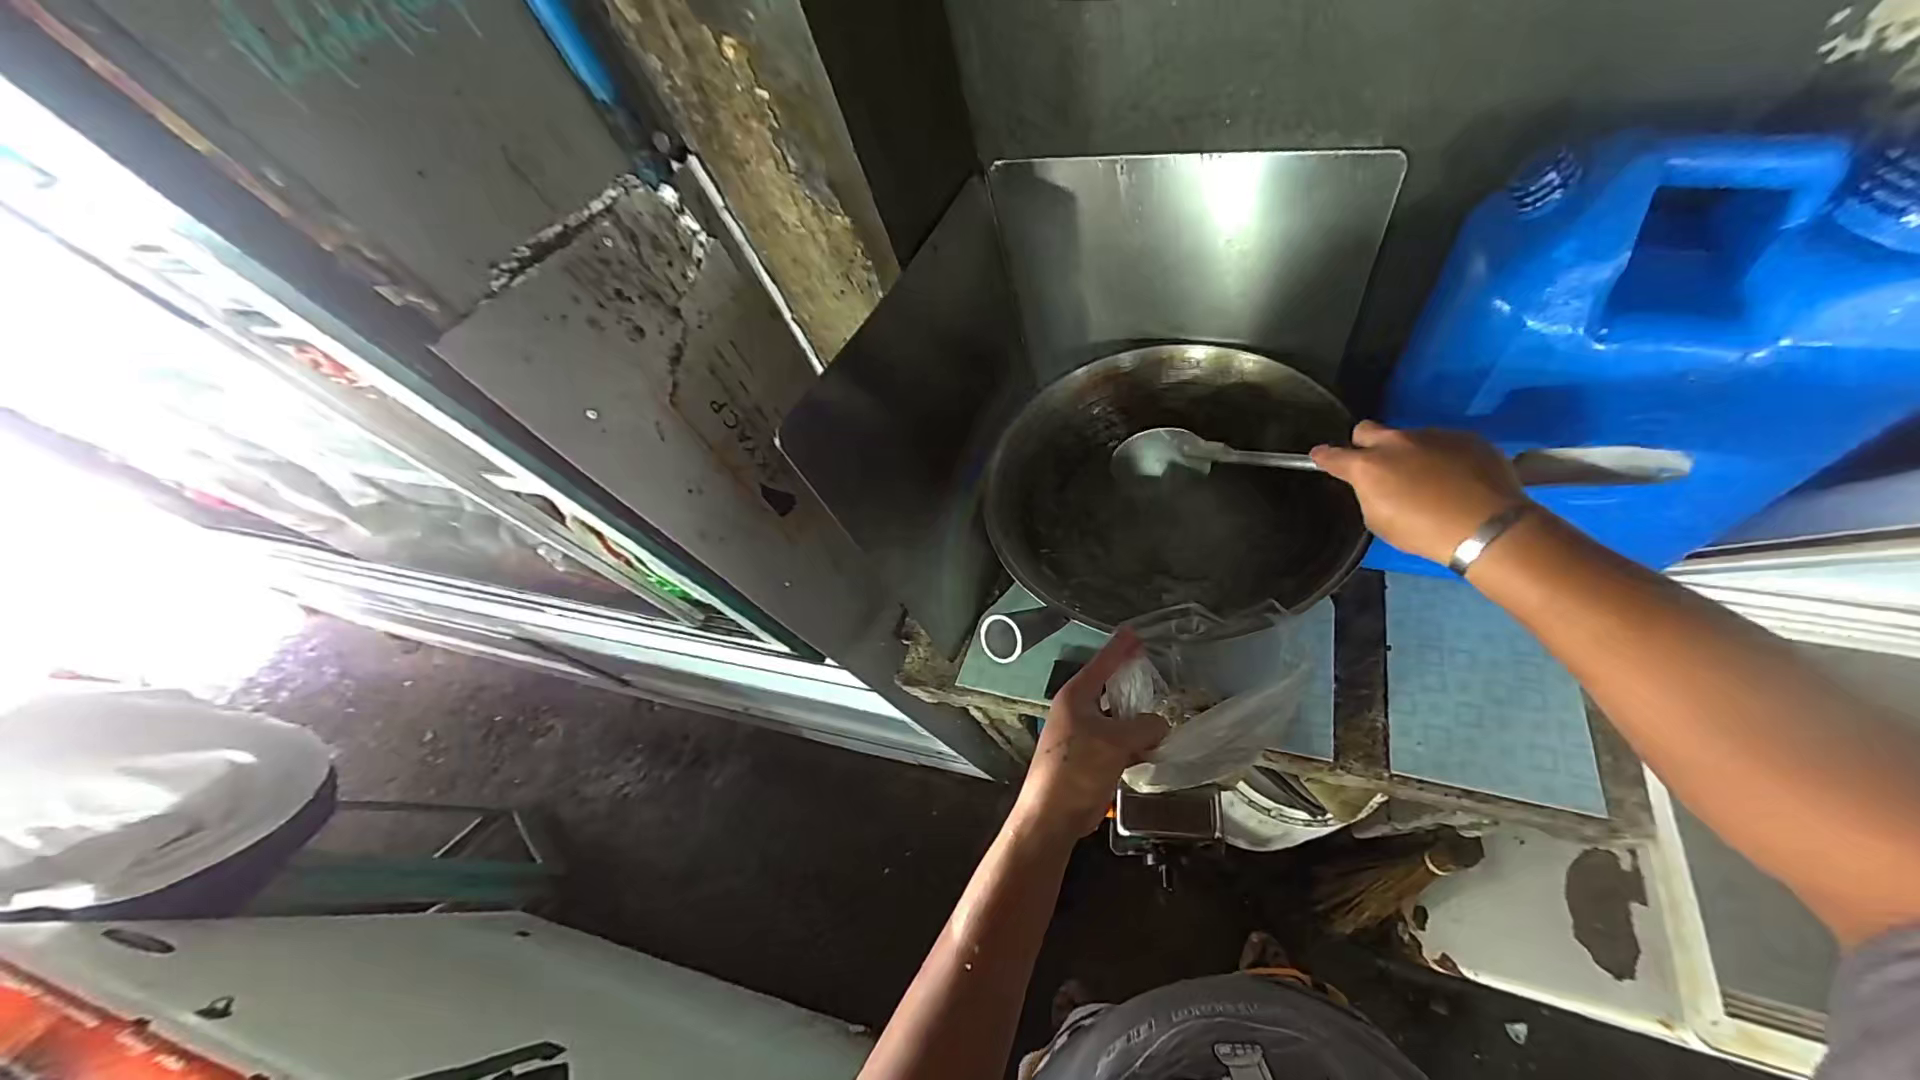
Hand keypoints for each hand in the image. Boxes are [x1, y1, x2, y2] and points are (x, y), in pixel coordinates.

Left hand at [1014, 629, 1167, 838]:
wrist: (1053, 814)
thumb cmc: (1077, 769)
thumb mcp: (1115, 741)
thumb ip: (1143, 727)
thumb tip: (1159, 724)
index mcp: (1076, 696)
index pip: (1102, 663)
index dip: (1120, 647)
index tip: (1134, 632)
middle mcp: (1076, 710)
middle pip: (1109, 688)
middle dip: (1131, 682)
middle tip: (1153, 670)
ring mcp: (1081, 734)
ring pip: (1116, 717)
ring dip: (1136, 718)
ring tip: (1162, 712)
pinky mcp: (1089, 757)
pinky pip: (1116, 740)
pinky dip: (1133, 741)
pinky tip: (1152, 746)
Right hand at [1309, 421, 1529, 564]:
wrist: (1488, 527)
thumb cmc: (1422, 531)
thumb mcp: (1379, 520)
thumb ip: (1368, 493)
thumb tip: (1373, 483)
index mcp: (1367, 466)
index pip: (1331, 454)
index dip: (1324, 457)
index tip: (1322, 458)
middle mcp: (1395, 443)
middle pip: (1366, 429)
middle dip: (1364, 444)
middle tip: (1378, 465)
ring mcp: (1433, 436)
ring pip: (1408, 437)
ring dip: (1409, 453)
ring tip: (1428, 478)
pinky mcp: (1467, 437)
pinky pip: (1443, 442)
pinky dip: (1442, 456)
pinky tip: (1455, 478)